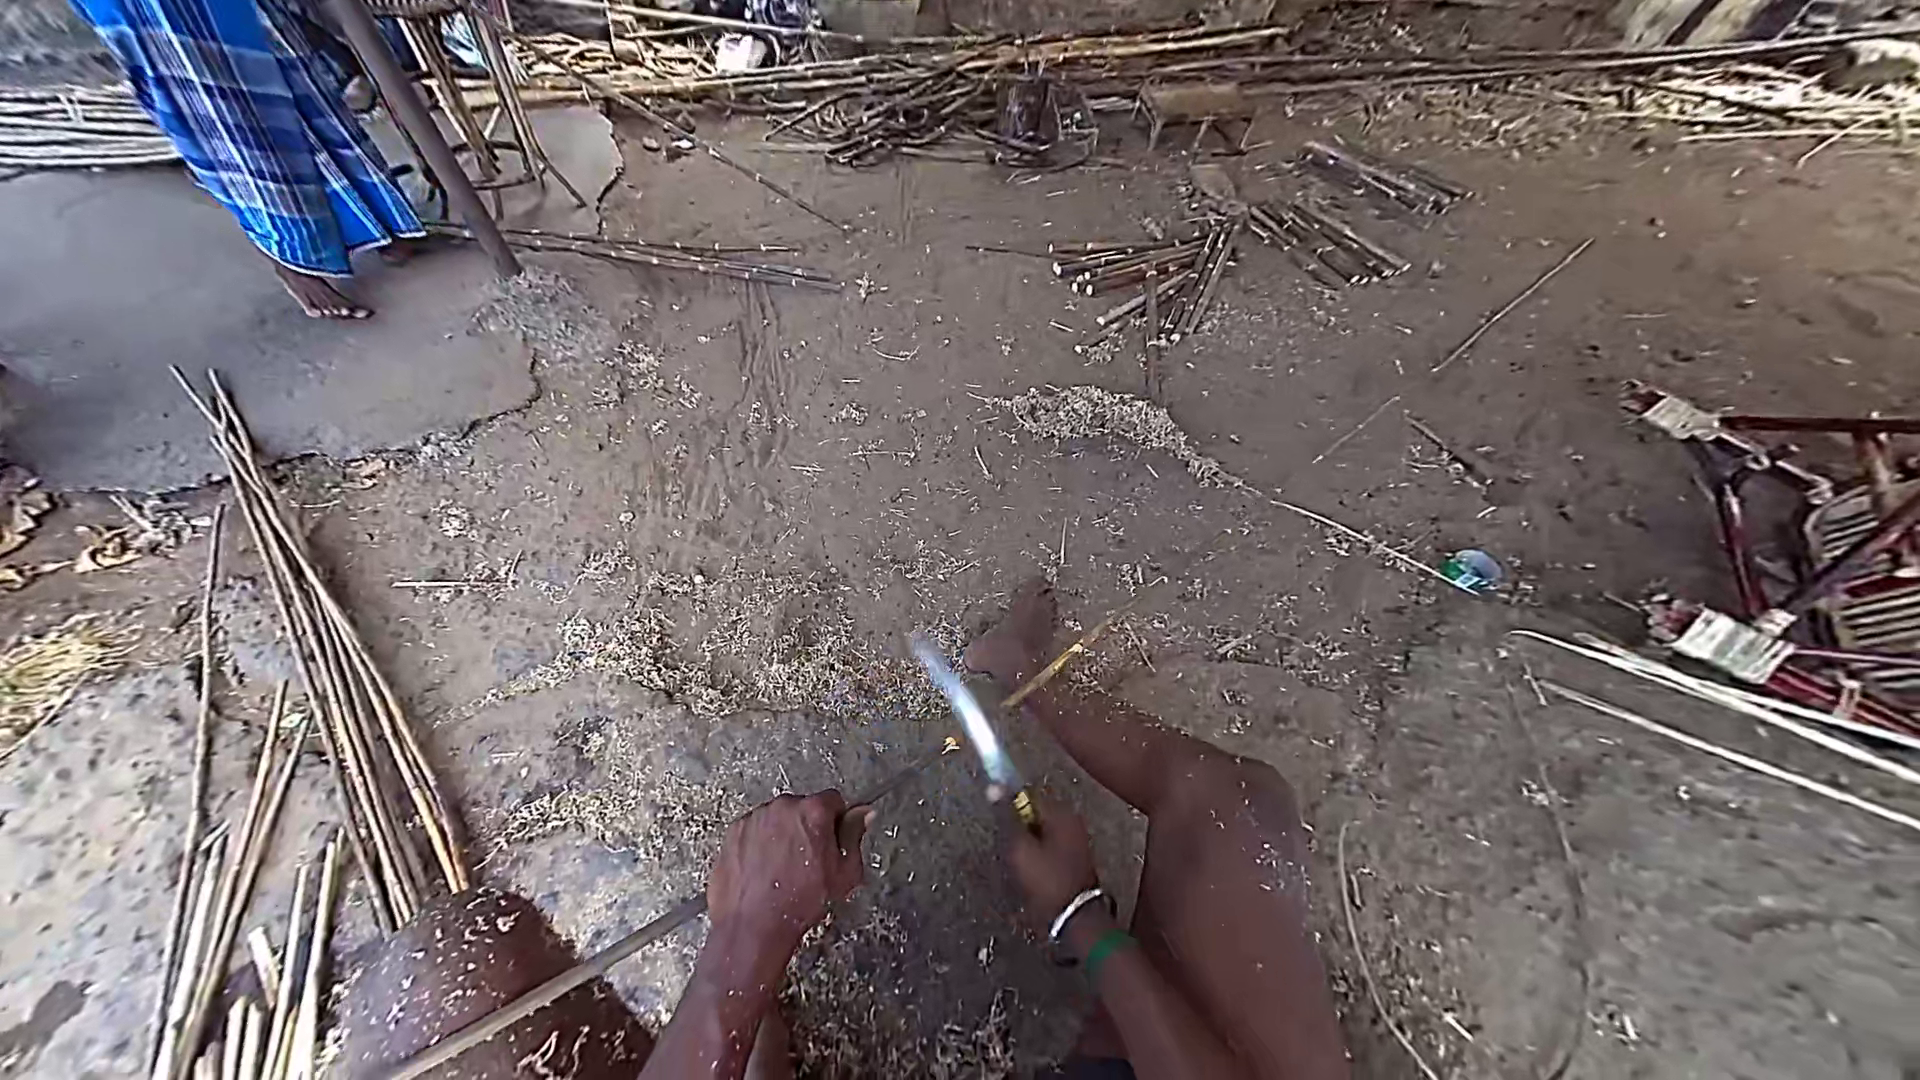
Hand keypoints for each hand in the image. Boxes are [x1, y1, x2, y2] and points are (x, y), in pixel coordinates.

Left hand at [707, 791, 873, 953]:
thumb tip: (863, 813)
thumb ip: (854, 835)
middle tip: (806, 860)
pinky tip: (762, 869)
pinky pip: (754, 829)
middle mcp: (784, 806)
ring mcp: (756, 817)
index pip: (833, 801)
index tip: (830, 842)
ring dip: (781, 834)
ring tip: (781, 869)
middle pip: (803, 808)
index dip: (834, 823)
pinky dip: (758, 843)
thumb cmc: (799, 903)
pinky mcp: (735, 831)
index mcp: (814, 811)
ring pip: (777, 818)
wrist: (753, 928)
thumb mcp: (844, 873)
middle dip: (806, 827)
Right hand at [1007, 799, 1099, 931]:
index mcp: (1061, 812)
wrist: (1075, 920)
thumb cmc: (1046, 881)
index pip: (1028, 794)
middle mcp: (1072, 821)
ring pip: (1040, 832)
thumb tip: (994, 786)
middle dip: (1018, 829)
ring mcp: (1076, 840)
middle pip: (1034, 813)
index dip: (1010, 808)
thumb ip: (1006, 816)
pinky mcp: (1075, 859)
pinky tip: (1032, 875)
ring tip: (1020, 865)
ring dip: (1027, 844)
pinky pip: (1050, 847)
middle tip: (1010, 849)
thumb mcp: (1019, 847)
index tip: (1001, 828)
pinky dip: (1038, 856)